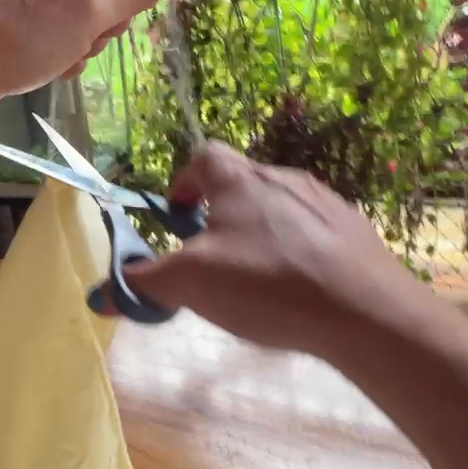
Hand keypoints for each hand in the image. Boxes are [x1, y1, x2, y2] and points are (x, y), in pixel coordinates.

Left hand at [0, 0, 180, 122]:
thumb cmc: (22, 29)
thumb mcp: (88, 8)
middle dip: (117, 10)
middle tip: (96, 30)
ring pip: (94, 11)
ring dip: (93, 39)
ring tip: (69, 52)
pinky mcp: (30, 24)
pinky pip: (69, 34)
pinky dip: (70, 52)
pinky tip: (56, 67)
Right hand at [123, 145, 443, 359]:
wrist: (366, 311)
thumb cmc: (266, 283)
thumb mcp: (191, 283)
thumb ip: (144, 283)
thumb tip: (102, 295)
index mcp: (240, 180)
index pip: (205, 157)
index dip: (185, 182)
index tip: (178, 218)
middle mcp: (284, 178)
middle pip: (241, 185)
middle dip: (219, 216)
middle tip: (209, 257)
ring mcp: (325, 203)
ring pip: (277, 210)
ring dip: (257, 234)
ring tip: (253, 278)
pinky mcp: (355, 232)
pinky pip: (312, 234)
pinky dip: (294, 253)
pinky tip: (295, 290)